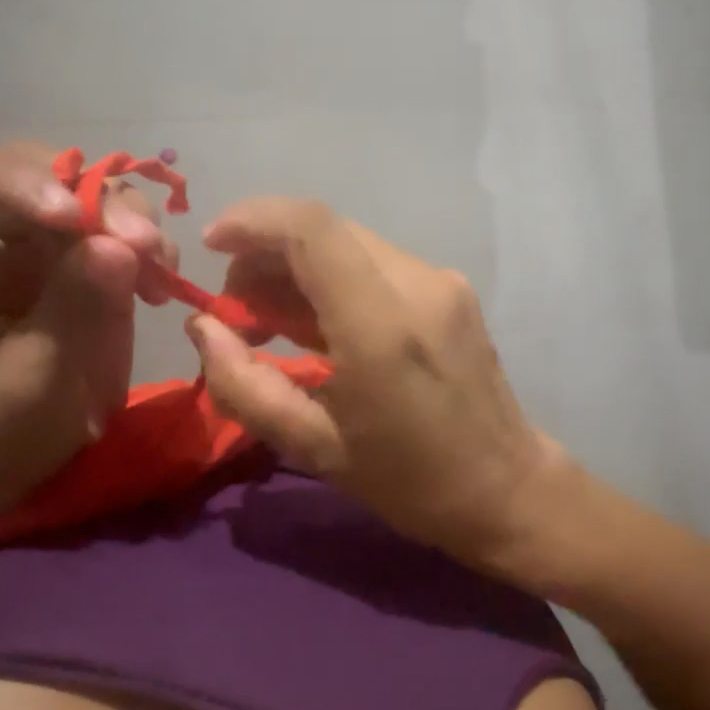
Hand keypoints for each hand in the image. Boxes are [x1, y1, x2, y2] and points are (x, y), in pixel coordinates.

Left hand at [0, 142, 179, 521]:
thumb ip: (67, 314)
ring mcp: (43, 251)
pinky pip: (124, 229)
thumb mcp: (28, 387)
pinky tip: (163, 281)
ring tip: (157, 266)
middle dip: (88, 196)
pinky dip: (152, 245)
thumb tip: (117, 246)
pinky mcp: (92, 265)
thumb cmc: (3, 440)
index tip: (69, 215)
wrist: (36, 475)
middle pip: (30, 174)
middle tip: (140, 240)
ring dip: (129, 216)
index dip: (9, 184)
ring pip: (85, 191)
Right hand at [185, 199, 554, 566]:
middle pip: (326, 230)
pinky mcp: (452, 291)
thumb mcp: (313, 447)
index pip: (310, 227)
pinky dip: (335, 280)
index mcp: (380, 325)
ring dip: (299, 268)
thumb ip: (245, 385)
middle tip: (238, 311)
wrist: (505, 488)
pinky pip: (378, 264)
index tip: (213, 246)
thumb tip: (203, 327)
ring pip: (351, 244)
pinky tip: (320, 327)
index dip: (252, 221)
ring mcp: (441, 282)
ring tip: (272, 325)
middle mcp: (416, 285)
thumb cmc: (408, 480)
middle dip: (267, 254)